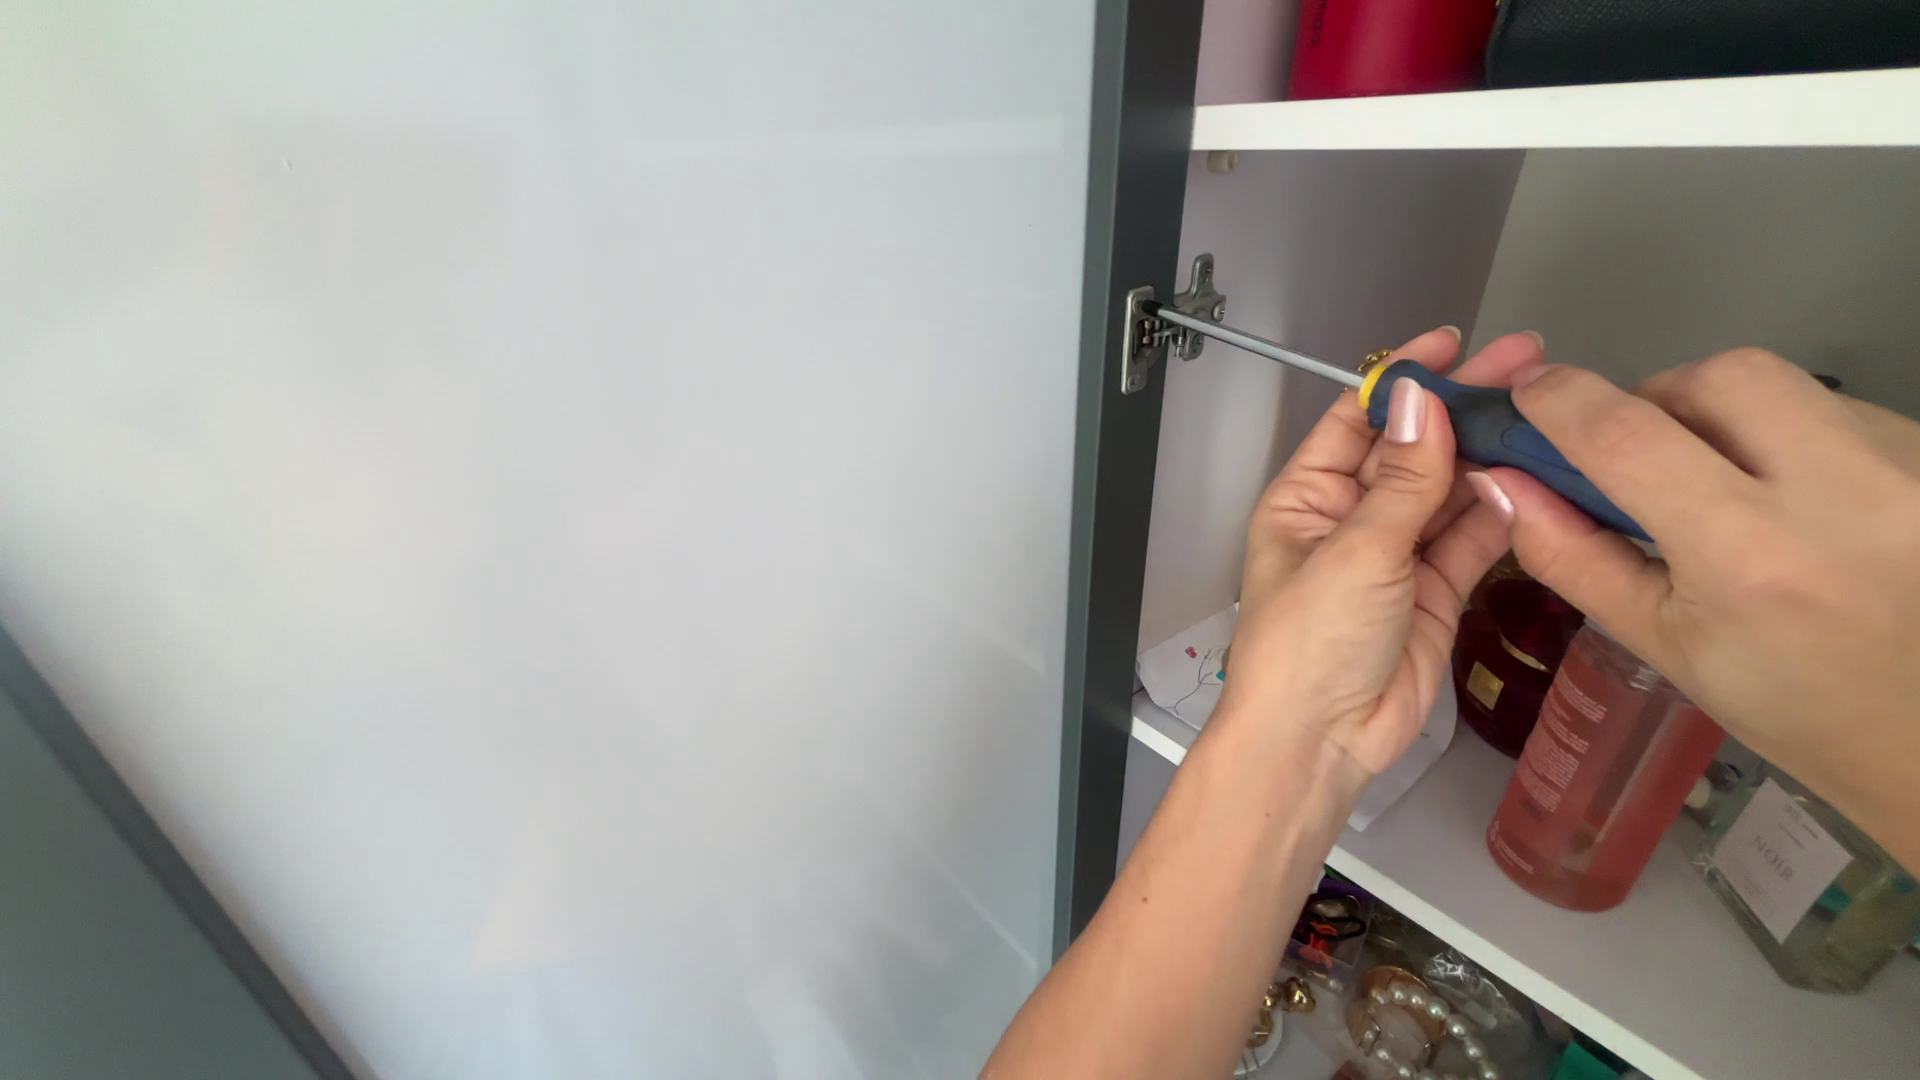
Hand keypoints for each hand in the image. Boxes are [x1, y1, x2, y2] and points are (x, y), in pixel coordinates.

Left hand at [1216, 328, 1541, 774]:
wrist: (1321, 737)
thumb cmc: (1309, 641)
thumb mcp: (1355, 553)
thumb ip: (1401, 483)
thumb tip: (1422, 403)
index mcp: (1304, 500)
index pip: (1354, 423)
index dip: (1401, 382)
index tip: (1452, 343)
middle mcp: (1346, 519)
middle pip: (1409, 451)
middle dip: (1460, 410)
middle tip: (1528, 363)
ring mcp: (1392, 555)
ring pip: (1446, 491)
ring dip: (1489, 456)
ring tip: (1548, 413)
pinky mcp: (1433, 591)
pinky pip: (1471, 539)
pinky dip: (1502, 512)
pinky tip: (1540, 478)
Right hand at [1475, 348, 1919, 861]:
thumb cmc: (1786, 704)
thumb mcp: (1654, 639)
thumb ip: (1568, 554)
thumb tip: (1499, 482)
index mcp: (1748, 556)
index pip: (1628, 437)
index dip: (1563, 399)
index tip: (1529, 391)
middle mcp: (1850, 497)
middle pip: (1725, 377)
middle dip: (1657, 396)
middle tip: (1638, 450)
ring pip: (1792, 389)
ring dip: (1726, 417)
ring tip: (1724, 483)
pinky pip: (1848, 413)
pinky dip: (1791, 435)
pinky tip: (1795, 496)